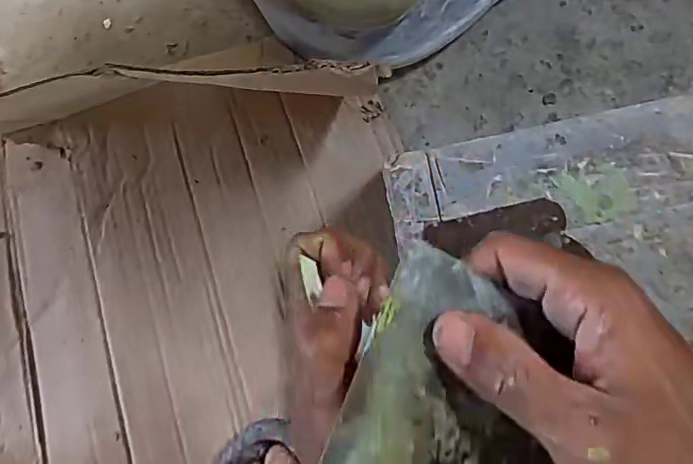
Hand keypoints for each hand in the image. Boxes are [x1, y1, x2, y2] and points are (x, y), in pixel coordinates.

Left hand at [286, 230, 389, 459]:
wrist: (341, 446)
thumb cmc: (324, 417)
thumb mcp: (321, 381)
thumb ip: (325, 338)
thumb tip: (339, 281)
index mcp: (302, 306)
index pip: (308, 248)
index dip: (333, 249)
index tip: (354, 275)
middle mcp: (322, 299)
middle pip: (340, 250)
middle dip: (362, 263)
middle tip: (373, 296)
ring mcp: (345, 306)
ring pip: (361, 263)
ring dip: (377, 276)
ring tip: (381, 305)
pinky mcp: (368, 316)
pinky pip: (380, 282)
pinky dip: (389, 288)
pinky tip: (389, 309)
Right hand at [430, 233, 692, 463]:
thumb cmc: (666, 462)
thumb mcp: (582, 430)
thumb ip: (510, 374)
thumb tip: (443, 322)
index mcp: (594, 292)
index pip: (506, 253)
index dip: (466, 281)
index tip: (432, 329)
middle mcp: (601, 294)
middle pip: (519, 280)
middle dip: (481, 315)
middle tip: (445, 365)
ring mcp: (612, 325)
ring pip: (536, 313)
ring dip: (503, 344)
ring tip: (470, 385)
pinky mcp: (618, 356)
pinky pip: (559, 341)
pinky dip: (530, 362)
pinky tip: (514, 399)